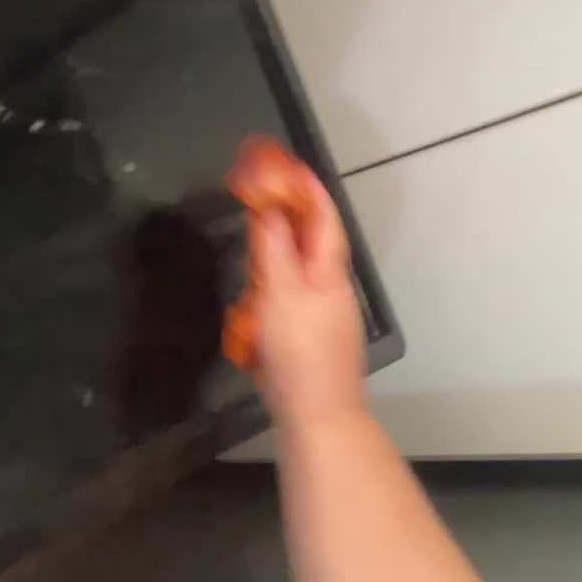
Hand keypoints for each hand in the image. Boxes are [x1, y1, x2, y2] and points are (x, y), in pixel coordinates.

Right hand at [250, 172, 367, 432]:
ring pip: (299, 269)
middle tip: (263, 193)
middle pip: (311, 242)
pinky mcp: (308, 335)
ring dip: (279, 248)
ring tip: (254, 234)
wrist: (316, 415)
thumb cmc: (299, 350)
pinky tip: (251, 294)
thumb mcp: (281, 292)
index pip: (323, 219)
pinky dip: (271, 284)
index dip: (309, 190)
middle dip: (290, 215)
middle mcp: (330, 288)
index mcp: (328, 273)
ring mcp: (321, 314)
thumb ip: (275, 248)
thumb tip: (271, 207)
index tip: (291, 165)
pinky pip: (288, 297)